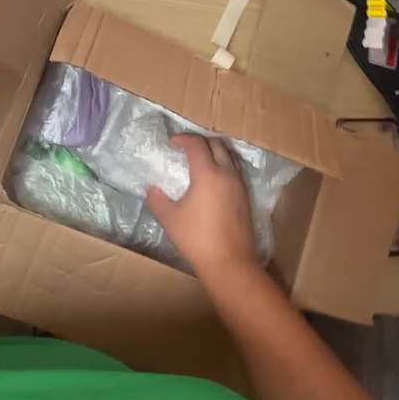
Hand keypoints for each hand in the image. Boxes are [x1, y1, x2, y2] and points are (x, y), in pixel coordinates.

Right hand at [146, 134, 257, 275]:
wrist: (229, 261)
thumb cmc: (196, 238)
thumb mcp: (170, 218)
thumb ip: (158, 200)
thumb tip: (152, 188)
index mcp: (207, 173)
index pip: (197, 144)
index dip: (183, 138)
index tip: (172, 143)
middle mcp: (227, 173)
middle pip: (217, 143)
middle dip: (201, 140)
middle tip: (187, 147)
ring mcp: (239, 185)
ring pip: (231, 156)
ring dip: (216, 151)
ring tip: (201, 159)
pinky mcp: (246, 197)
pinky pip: (236, 170)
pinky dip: (225, 164)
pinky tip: (214, 179)